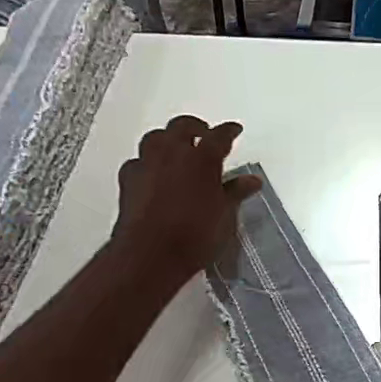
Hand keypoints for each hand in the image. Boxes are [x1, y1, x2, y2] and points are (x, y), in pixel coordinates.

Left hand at [111, 115, 261, 285]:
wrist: (149, 255)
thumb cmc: (193, 235)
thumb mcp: (224, 215)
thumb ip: (235, 192)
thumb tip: (252, 181)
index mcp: (202, 158)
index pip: (219, 135)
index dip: (229, 131)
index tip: (234, 130)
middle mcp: (172, 153)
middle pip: (182, 126)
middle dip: (195, 127)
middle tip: (204, 133)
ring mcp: (147, 163)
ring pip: (155, 138)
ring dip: (167, 139)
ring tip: (176, 148)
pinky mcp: (128, 179)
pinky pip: (138, 161)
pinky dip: (147, 163)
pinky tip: (151, 172)